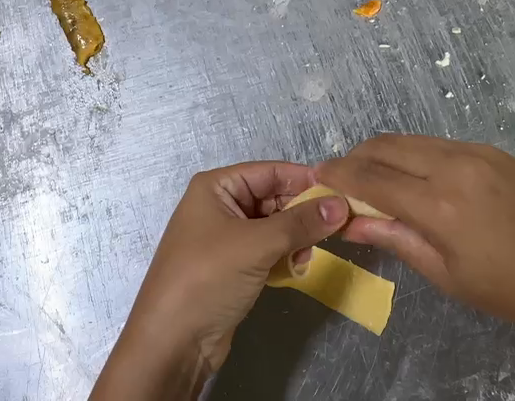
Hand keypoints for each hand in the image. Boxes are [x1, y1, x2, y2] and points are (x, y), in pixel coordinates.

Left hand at [92, 162, 348, 398]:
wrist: (173, 341)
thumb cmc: (208, 277)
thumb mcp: (256, 244)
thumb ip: (300, 223)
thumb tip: (341, 204)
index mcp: (217, 187)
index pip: (269, 172)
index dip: (304, 180)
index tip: (342, 192)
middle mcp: (221, 206)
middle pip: (273, 199)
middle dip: (302, 213)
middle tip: (338, 227)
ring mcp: (226, 238)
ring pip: (274, 227)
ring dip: (295, 239)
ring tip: (308, 256)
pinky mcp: (234, 267)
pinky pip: (268, 251)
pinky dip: (285, 257)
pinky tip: (298, 269)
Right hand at [320, 135, 514, 345]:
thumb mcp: (452, 277)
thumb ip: (398, 240)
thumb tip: (352, 223)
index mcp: (439, 203)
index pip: (370, 178)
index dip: (337, 174)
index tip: (314, 175)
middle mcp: (453, 164)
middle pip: (386, 145)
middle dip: (355, 157)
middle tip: (340, 176)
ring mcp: (478, 151)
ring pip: (413, 139)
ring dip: (384, 152)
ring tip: (375, 175)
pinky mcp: (497, 150)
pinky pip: (442, 143)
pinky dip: (417, 153)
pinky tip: (420, 177)